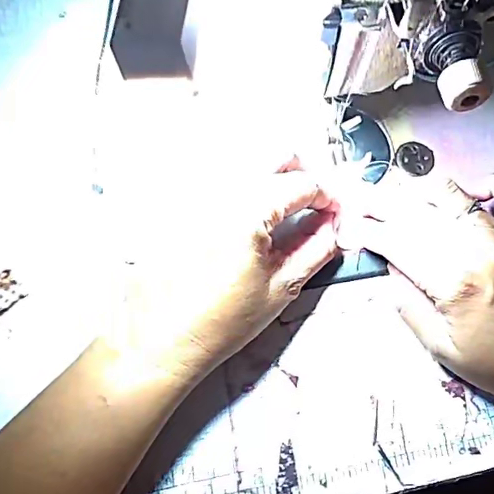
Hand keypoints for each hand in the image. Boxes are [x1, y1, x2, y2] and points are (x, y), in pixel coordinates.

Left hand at [106, 158, 341, 388]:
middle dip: (301, 174)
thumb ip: (316, 249)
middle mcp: (218, 191)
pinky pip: (215, 177)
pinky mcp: (176, 202)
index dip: (327, 196)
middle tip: (310, 204)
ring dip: (270, 178)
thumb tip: (331, 225)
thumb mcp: (281, 288)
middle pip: (274, 153)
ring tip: (278, 214)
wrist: (161, 339)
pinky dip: (239, 189)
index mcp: (247, 211)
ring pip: (245, 161)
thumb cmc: (216, 323)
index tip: (332, 212)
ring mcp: (194, 193)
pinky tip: (241, 219)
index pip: (303, 182)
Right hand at [334, 173, 493, 422]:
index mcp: (454, 281)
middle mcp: (478, 247)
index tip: (350, 229)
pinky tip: (471, 191)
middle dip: (382, 203)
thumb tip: (391, 270)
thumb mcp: (443, 349)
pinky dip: (491, 184)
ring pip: (454, 195)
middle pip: (418, 210)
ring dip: (419, 190)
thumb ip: (410, 306)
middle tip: (361, 203)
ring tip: (396, 193)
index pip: (397, 240)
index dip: (367, 231)